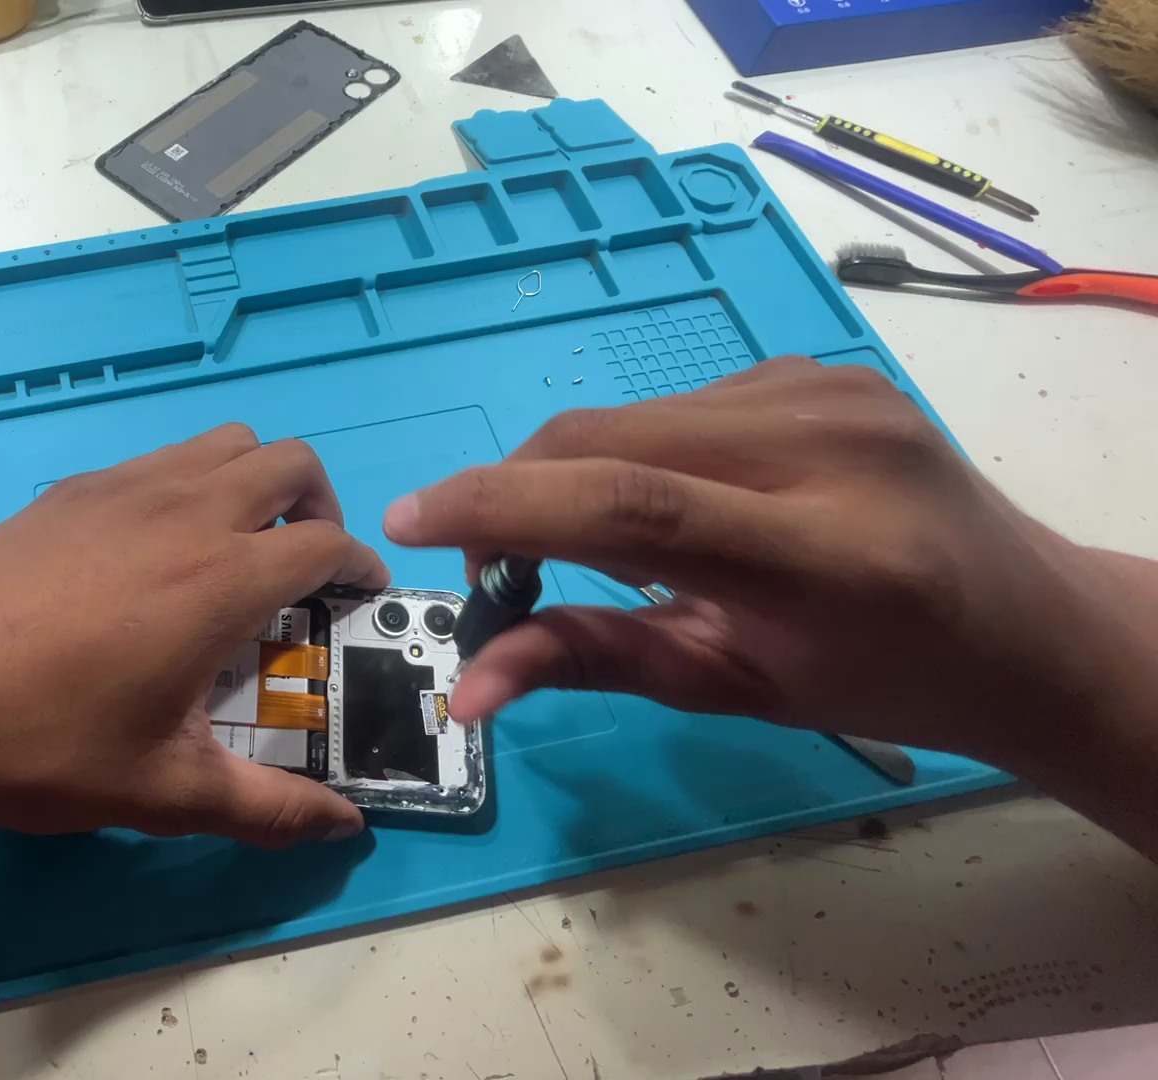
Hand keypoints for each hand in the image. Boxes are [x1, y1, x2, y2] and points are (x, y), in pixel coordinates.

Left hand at [0, 424, 385, 847]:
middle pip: (286, 461)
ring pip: (221, 444)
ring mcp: (120, 488)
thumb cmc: (43, 745)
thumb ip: (271, 810)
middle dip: (319, 502)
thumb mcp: (167, 791)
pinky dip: (190, 484)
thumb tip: (346, 830)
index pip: (325, 541)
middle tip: (306, 563)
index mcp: (220, 576)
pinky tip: (153, 550)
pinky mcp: (68, 490)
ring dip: (255, 481)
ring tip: (236, 546)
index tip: (360, 594)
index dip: (358, 565)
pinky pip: (159, 460)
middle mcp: (182, 509)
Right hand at [382, 357, 1123, 761]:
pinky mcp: (807, 368)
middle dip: (508, 496)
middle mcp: (826, 445)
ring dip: (559, 479)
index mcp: (820, 555)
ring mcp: (821, 389)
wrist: (1027, 619)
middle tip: (495, 563)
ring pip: (614, 420)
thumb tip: (465, 689)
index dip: (495, 507)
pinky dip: (616, 457)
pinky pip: (656, 407)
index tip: (405, 521)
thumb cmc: (874, 679)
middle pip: (597, 443)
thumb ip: (584, 664)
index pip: (624, 505)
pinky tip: (659, 501)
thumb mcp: (722, 688)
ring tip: (584, 541)